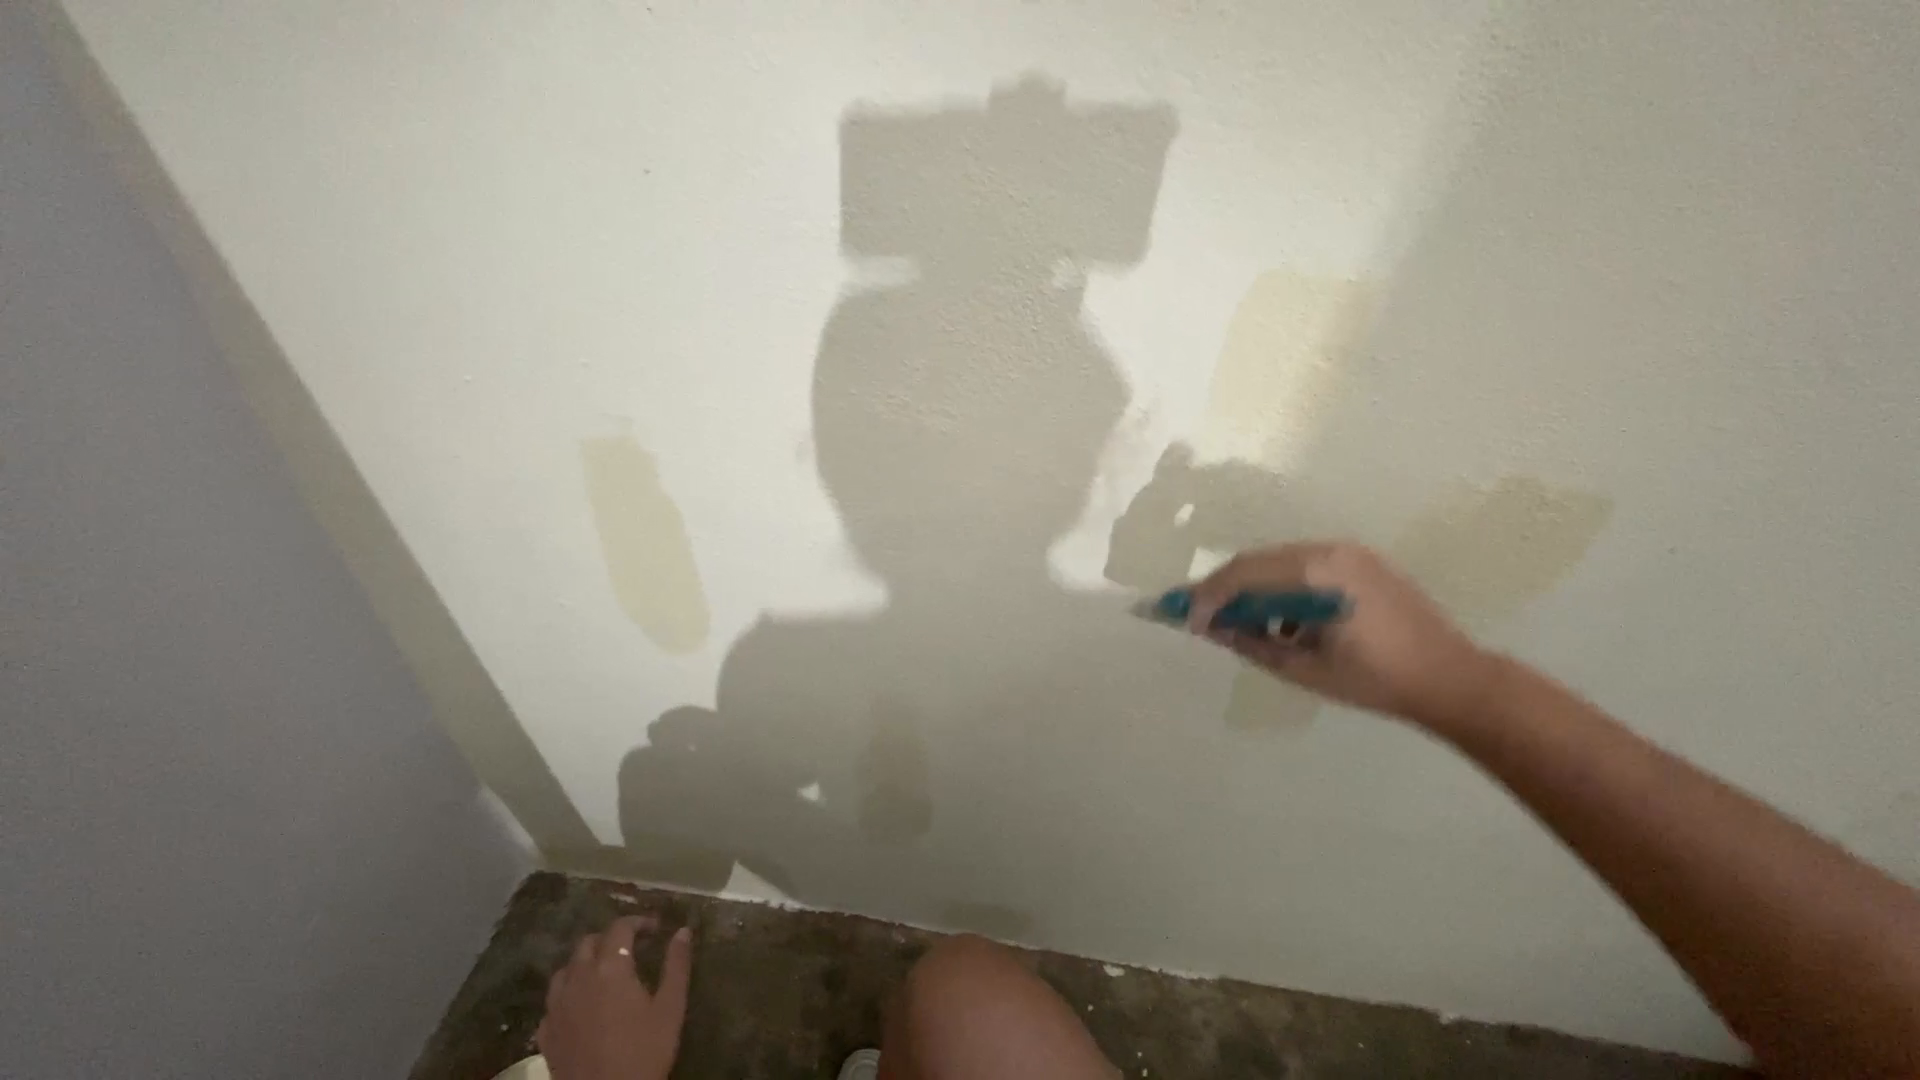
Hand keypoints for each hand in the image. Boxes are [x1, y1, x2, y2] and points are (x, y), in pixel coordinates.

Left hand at [537, 915, 692, 1079]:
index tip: (655, 928)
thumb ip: (677, 965)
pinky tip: (580, 1005)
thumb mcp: (670, 1007)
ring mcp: (557, 1006)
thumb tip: (684, 931)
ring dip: (584, 962)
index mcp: (610, 968)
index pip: (620, 928)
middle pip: (588, 943)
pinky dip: (568, 992)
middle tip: (631, 948)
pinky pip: (553, 1000)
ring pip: (566, 969)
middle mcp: (579, 979)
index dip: (638, 921)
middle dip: (610, 938)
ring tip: (603, 972)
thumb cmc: (644, 1052)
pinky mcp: (546, 1032)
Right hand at [1187, 541, 1502, 728]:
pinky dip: (1282, 588)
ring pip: (1279, 562)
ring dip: (1253, 588)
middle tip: (1200, 617)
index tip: (1186, 620)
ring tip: (1237, 623)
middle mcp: (1331, 550)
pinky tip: (1281, 621)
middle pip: (1258, 561)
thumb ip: (1251, 642)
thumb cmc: (1375, 681)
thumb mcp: (1303, 668)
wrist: (1452, 678)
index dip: (1209, 595)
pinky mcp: (1361, 562)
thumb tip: (1210, 627)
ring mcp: (1350, 553)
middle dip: (1224, 589)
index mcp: (1318, 573)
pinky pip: (1305, 567)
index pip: (1245, 573)